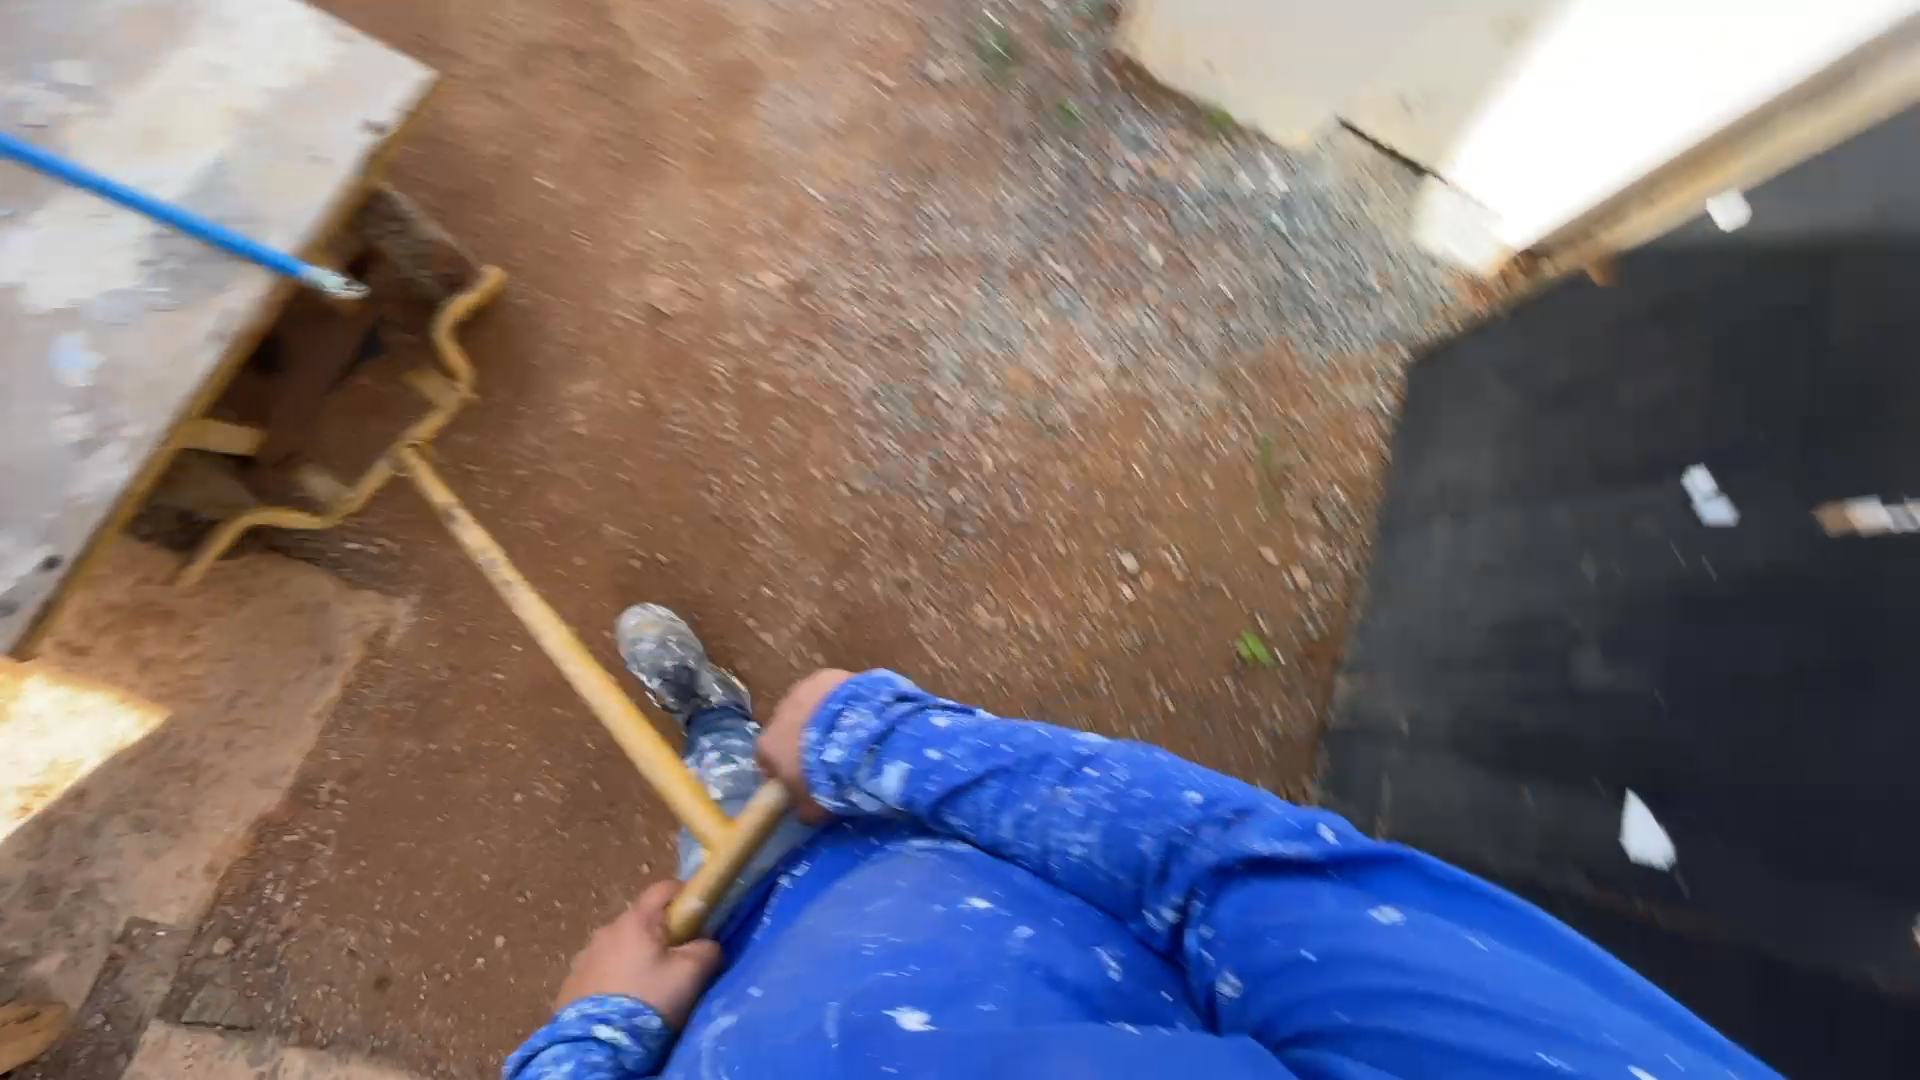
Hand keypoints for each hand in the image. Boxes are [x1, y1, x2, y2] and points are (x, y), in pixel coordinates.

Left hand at [554, 881, 723, 1027]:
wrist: (595, 1051)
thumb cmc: (648, 1001)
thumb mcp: (692, 973)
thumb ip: (708, 947)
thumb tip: (708, 943)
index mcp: (635, 920)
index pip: (664, 888)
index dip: (685, 896)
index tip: (699, 917)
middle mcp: (605, 931)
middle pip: (642, 920)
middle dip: (660, 933)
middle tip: (675, 959)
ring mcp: (583, 958)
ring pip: (620, 946)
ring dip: (634, 957)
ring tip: (645, 986)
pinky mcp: (570, 985)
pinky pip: (600, 970)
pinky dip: (614, 978)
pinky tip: (621, 1002)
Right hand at [755, 668, 854, 824]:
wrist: (859, 736)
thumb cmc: (828, 778)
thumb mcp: (814, 807)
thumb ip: (803, 808)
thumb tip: (804, 810)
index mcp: (768, 745)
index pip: (766, 759)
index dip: (783, 769)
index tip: (801, 778)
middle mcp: (778, 712)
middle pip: (786, 728)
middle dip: (802, 739)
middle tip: (827, 755)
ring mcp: (803, 690)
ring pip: (808, 706)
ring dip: (821, 717)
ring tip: (846, 732)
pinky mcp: (828, 675)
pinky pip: (831, 690)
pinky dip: (840, 699)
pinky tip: (859, 712)